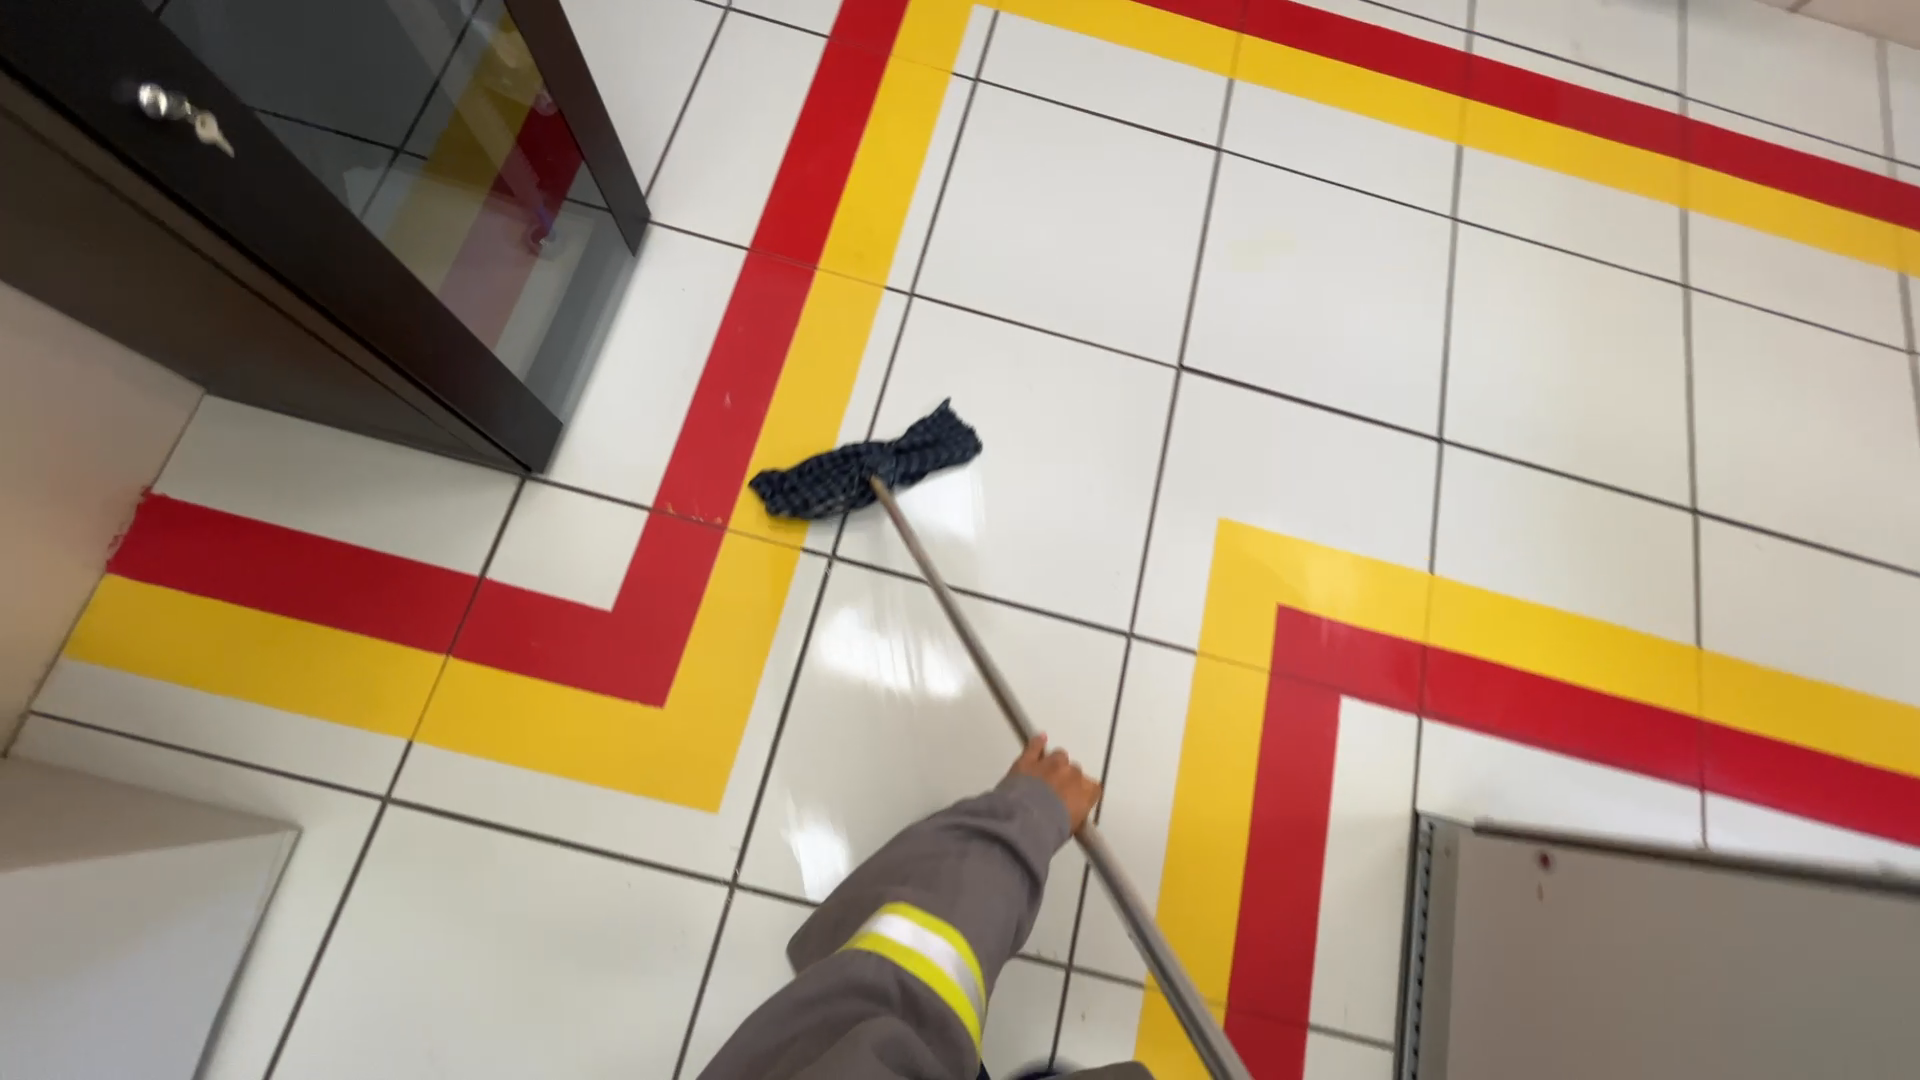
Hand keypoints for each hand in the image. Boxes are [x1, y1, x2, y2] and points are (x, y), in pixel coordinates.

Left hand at [1007, 734, 1100, 832]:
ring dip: (1054, 763)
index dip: (1083, 793)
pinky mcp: (1029, 760)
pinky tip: (1040, 739)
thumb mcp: (1070, 828)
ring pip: (1058, 755)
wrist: (1026, 822)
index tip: (1076, 800)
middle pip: (1074, 770)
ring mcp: (1050, 764)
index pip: (1093, 787)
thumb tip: (1069, 813)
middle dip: (1067, 779)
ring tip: (1046, 774)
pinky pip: (1035, 746)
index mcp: (1086, 792)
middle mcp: (1071, 773)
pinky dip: (1038, 743)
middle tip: (1056, 792)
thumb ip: (1074, 814)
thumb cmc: (1051, 831)